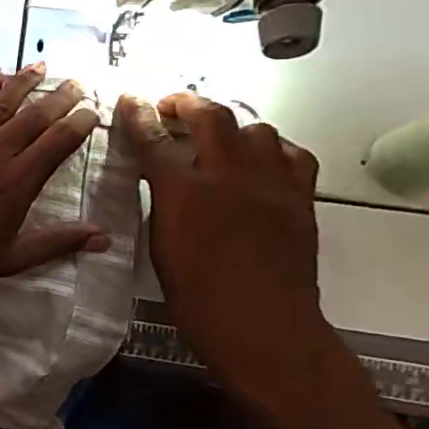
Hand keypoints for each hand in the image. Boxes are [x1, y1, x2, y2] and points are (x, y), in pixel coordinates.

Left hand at [0, 64, 108, 310]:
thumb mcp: (11, 258)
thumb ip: (57, 242)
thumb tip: (104, 237)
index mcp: (17, 182)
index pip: (57, 142)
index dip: (78, 124)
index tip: (91, 111)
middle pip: (33, 117)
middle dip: (58, 97)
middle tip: (76, 82)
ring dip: (22, 83)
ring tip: (40, 67)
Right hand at [117, 93, 422, 428]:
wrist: (263, 328)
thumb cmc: (197, 296)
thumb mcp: (161, 244)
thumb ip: (161, 200)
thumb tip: (159, 175)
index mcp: (184, 192)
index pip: (153, 139)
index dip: (137, 116)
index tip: (129, 100)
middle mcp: (228, 176)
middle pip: (210, 117)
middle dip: (186, 104)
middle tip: (171, 108)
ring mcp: (271, 184)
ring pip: (256, 129)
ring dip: (231, 127)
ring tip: (216, 138)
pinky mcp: (300, 198)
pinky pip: (292, 154)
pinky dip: (273, 149)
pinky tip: (260, 161)